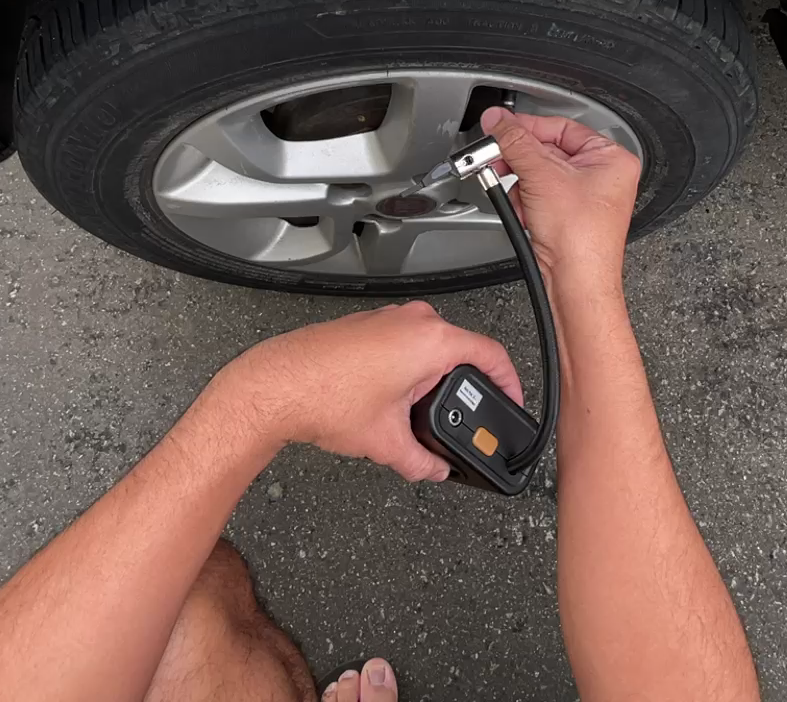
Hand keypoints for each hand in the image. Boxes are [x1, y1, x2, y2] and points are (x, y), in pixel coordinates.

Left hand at [217, 302, 522, 480]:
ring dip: (432, 378)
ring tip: (415, 414)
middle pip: (460, 350)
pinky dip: (409, 368)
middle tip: (461, 418)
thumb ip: (422, 461)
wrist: (276, 385)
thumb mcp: (387, 442)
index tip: (510, 398)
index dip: (508, 381)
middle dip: (463, 387)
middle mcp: (413, 320)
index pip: (490, 354)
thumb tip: (434, 467)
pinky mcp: (369, 325)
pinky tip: (390, 397)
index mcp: (430, 340)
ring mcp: (389, 319)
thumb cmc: (324, 398)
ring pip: (430, 346)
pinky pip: (405, 342)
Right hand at [480, 107, 641, 286]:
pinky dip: (524, 203)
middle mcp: (602, 176)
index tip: (500, 126)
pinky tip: (524, 213)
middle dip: (520, 161)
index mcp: (611, 158)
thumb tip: (499, 122)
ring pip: (538, 175)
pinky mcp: (567, 217)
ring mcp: (584, 198)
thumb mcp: (542, 176)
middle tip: (495, 156)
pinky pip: (538, 196)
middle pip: (547, 152)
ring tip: (517, 196)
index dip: (527, 126)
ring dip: (520, 185)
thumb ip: (516, 142)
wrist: (576, 282)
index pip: (561, 127)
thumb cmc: (582, 238)